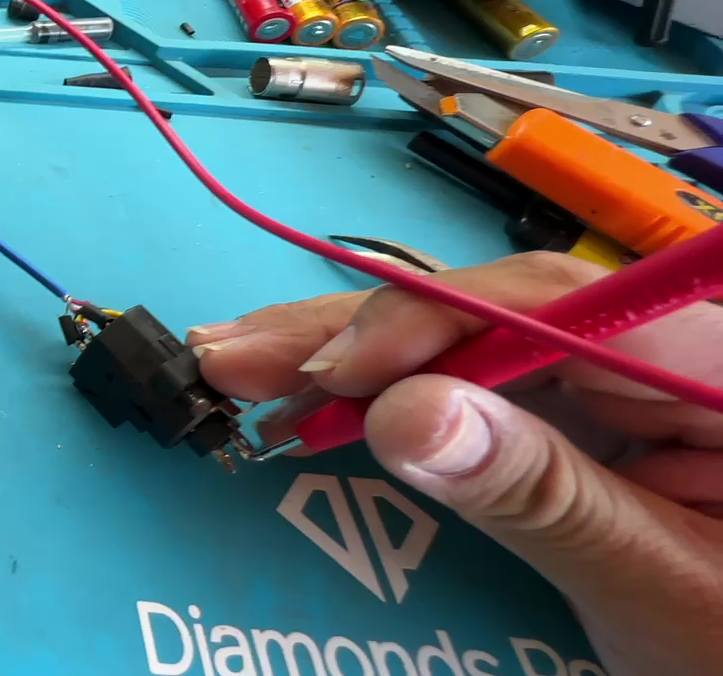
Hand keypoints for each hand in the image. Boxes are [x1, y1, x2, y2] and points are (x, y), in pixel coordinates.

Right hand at [185, 252, 722, 675]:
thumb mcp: (680, 605)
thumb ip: (548, 499)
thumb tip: (401, 415)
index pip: (554, 303)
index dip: (423, 321)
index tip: (328, 373)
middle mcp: (659, 353)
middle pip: (474, 311)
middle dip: (342, 336)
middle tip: (230, 356)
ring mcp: (607, 382)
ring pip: (444, 339)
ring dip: (329, 354)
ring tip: (234, 361)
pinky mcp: (565, 415)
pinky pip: (447, 381)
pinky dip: (362, 389)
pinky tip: (294, 386)